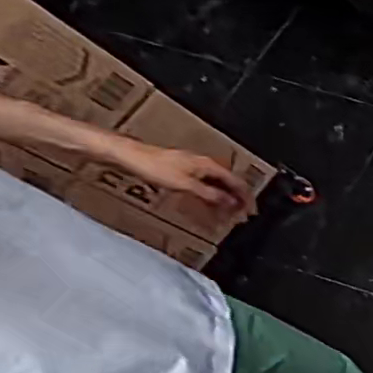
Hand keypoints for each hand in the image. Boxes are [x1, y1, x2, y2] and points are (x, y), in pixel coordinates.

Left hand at [112, 140, 256, 216]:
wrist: (120, 154)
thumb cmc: (150, 165)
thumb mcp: (186, 184)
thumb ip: (211, 194)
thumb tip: (231, 202)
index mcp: (210, 166)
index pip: (238, 184)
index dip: (247, 199)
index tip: (251, 212)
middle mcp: (203, 165)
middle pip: (228, 186)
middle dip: (235, 202)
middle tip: (238, 217)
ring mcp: (190, 168)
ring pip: (215, 187)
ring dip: (221, 202)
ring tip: (222, 215)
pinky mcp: (178, 172)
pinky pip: (201, 187)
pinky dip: (207, 198)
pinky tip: (204, 205)